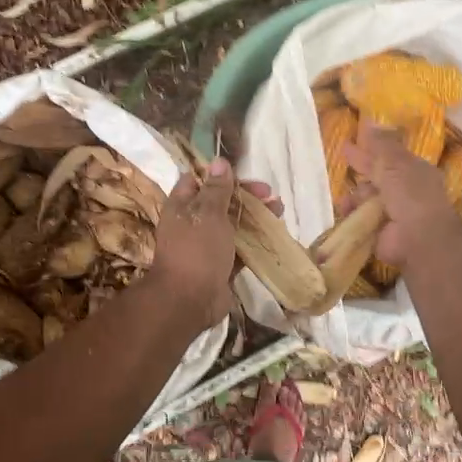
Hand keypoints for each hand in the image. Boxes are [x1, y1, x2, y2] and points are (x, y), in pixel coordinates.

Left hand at [148, 157, 280, 331]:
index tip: (244, 175)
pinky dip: (254, 240)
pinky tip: (273, 235)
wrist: (190, 300)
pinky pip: (239, 248)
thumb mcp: (207, 213)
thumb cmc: (196, 250)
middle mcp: (192, 224)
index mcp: (181, 206)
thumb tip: (219, 161)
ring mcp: (206, 246)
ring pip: (233, 225)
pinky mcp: (220, 265)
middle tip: (270, 195)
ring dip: (254, 217)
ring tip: (279, 211)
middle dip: (245, 196)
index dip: (220, 175)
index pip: (198, 181)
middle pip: (220, 202)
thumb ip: (216, 189)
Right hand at [346, 122, 455, 267]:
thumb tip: (370, 122)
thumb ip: (381, 145)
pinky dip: (352, 215)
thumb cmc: (410, 194)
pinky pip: (361, 218)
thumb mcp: (395, 164)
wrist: (417, 238)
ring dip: (355, 197)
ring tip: (346, 200)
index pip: (390, 156)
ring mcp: (393, 212)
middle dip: (361, 170)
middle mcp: (405, 190)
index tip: (351, 140)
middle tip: (342, 160)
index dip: (371, 148)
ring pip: (366, 198)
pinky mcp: (380, 231)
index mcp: (414, 171)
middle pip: (377, 177)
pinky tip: (345, 212)